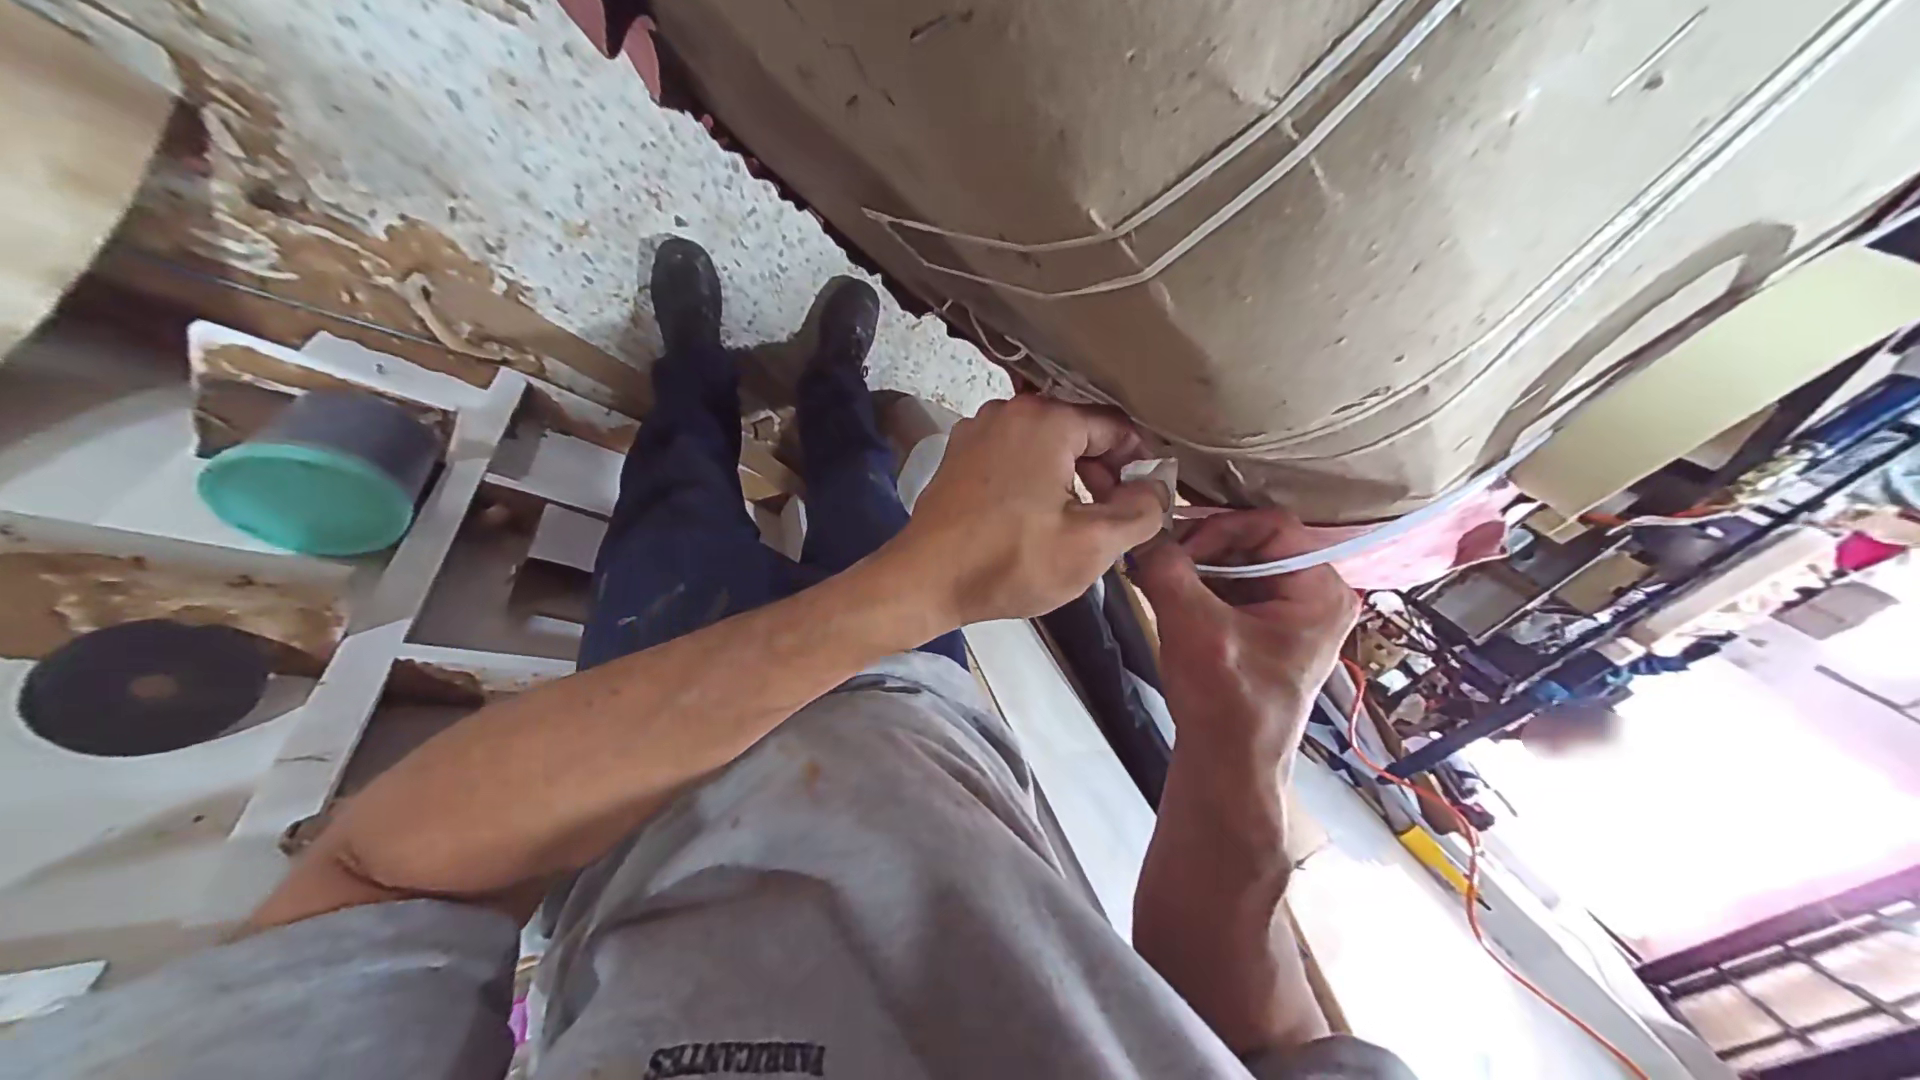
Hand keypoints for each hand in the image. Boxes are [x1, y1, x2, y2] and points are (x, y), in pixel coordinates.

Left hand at [893, 395, 1167, 625]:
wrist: (924, 580)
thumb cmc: (1010, 561)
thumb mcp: (1092, 544)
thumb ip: (1141, 510)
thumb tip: (1158, 487)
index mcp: (1047, 419)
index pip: (1117, 428)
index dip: (1139, 465)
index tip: (1145, 502)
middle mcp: (1010, 411)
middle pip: (1079, 433)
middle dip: (1104, 474)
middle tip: (1113, 521)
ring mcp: (978, 431)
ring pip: (1047, 446)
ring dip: (1071, 480)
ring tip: (1078, 525)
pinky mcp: (959, 456)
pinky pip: (1015, 457)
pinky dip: (1036, 480)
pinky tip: (1037, 519)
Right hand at [1129, 510, 1356, 763]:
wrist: (1227, 764)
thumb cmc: (1225, 701)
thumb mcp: (1193, 626)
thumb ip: (1167, 570)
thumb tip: (1142, 531)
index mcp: (1321, 591)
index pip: (1271, 525)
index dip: (1219, 528)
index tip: (1176, 548)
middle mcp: (1314, 596)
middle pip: (1252, 542)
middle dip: (1201, 549)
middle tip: (1159, 560)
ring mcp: (1288, 613)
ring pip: (1236, 564)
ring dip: (1193, 568)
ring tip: (1156, 577)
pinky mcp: (1263, 628)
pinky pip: (1228, 588)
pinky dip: (1195, 587)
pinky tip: (1165, 594)